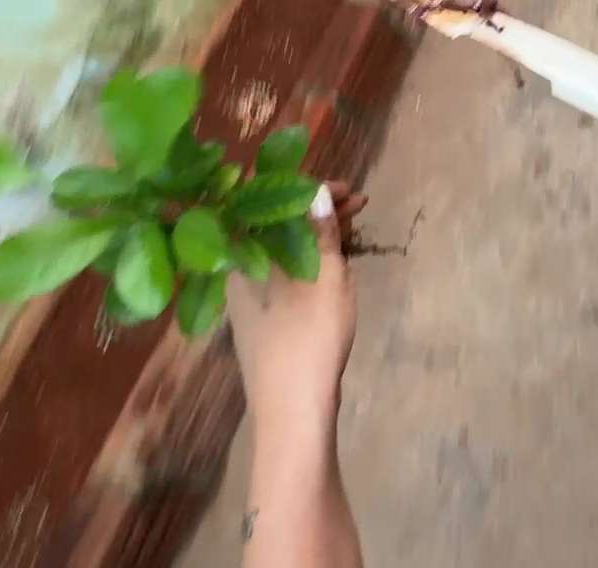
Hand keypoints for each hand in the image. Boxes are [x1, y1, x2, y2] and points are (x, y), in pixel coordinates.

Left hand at [226, 183, 366, 437]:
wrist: (293, 408)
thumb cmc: (310, 334)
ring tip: (355, 226)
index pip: (267, 203)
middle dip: (317, 209)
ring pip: (282, 248)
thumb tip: (315, 190)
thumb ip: (321, 230)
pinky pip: (284, 270)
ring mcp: (247, 295)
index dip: (306, 188)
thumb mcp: (326, 276)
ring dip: (317, 232)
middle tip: (360, 203)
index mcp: (244, 256)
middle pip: (276, 224)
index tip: (346, 188)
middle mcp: (238, 271)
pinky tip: (336, 258)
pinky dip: (310, 257)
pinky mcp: (261, 314)